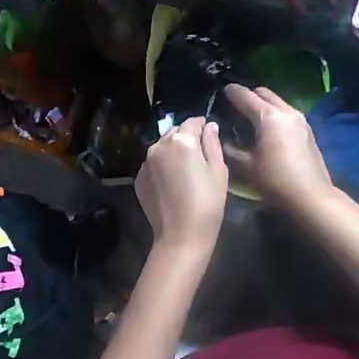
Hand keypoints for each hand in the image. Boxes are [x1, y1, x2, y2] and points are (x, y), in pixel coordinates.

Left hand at [135, 116, 227, 256]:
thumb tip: (210, 126)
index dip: (203, 127)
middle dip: (186, 139)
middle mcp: (159, 146)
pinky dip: (162, 167)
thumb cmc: (207, 203)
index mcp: (182, 141)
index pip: (193, 122)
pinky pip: (153, 164)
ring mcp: (146, 163)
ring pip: (162, 148)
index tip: (209, 137)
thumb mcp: (219, 171)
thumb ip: (213, 144)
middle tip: (198, 158)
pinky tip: (172, 184)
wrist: (181, 235)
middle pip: (174, 132)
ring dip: (173, 152)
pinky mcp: (139, 179)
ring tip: (184, 172)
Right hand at [222, 84, 333, 209]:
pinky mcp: (308, 132)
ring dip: (264, 106)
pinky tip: (268, 130)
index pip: (246, 96)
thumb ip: (231, 149)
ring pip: (278, 103)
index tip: (222, 91)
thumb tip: (221, 139)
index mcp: (270, 116)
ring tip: (250, 118)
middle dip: (249, 96)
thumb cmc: (275, 181)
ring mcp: (301, 121)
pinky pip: (287, 115)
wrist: (311, 197)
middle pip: (265, 94)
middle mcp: (287, 112)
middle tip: (236, 106)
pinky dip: (275, 116)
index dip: (232, 92)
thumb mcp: (247, 166)